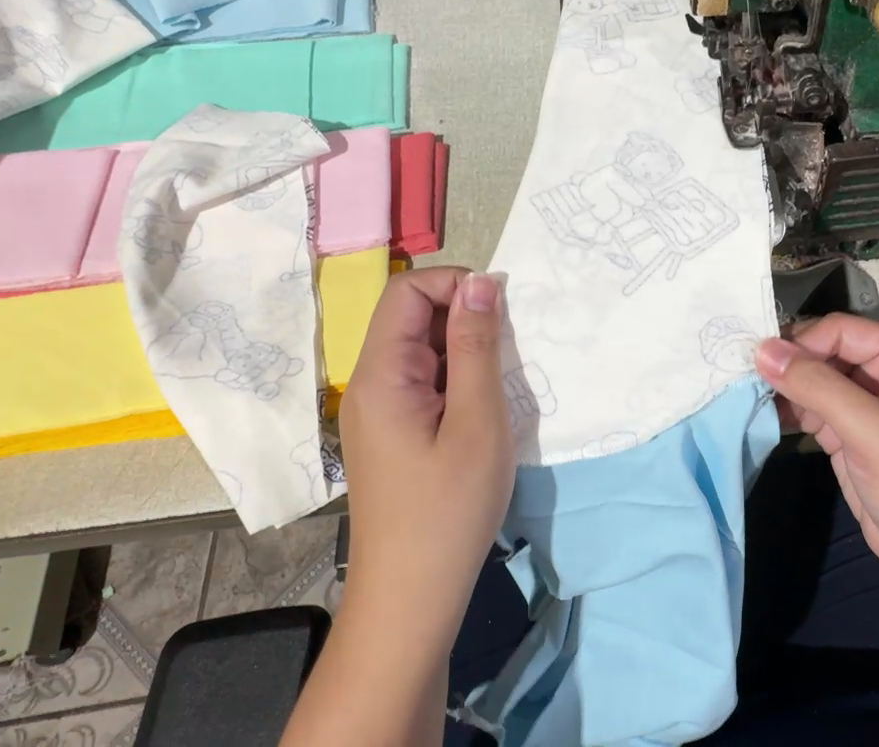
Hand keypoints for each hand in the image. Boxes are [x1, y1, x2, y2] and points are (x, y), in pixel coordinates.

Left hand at [338, 268, 511, 606]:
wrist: (412, 596)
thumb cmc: (449, 509)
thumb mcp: (478, 421)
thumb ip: (478, 346)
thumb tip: (481, 283)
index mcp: (382, 375)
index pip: (406, 292)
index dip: (455, 285)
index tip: (502, 312)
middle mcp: (370, 385)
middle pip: (411, 318)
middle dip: (464, 319)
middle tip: (508, 356)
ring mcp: (378, 413)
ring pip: (421, 351)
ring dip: (465, 352)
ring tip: (499, 388)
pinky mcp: (392, 435)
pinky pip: (423, 383)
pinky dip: (457, 381)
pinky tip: (482, 413)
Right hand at [755, 315, 878, 594]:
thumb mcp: (872, 433)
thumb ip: (819, 388)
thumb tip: (764, 352)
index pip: (843, 331)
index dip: (804, 342)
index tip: (763, 364)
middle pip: (824, 349)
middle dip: (789, 362)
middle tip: (746, 376)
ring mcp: (864, 402)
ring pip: (812, 376)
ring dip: (783, 385)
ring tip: (749, 395)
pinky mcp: (846, 430)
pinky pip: (809, 404)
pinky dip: (787, 408)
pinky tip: (766, 415)